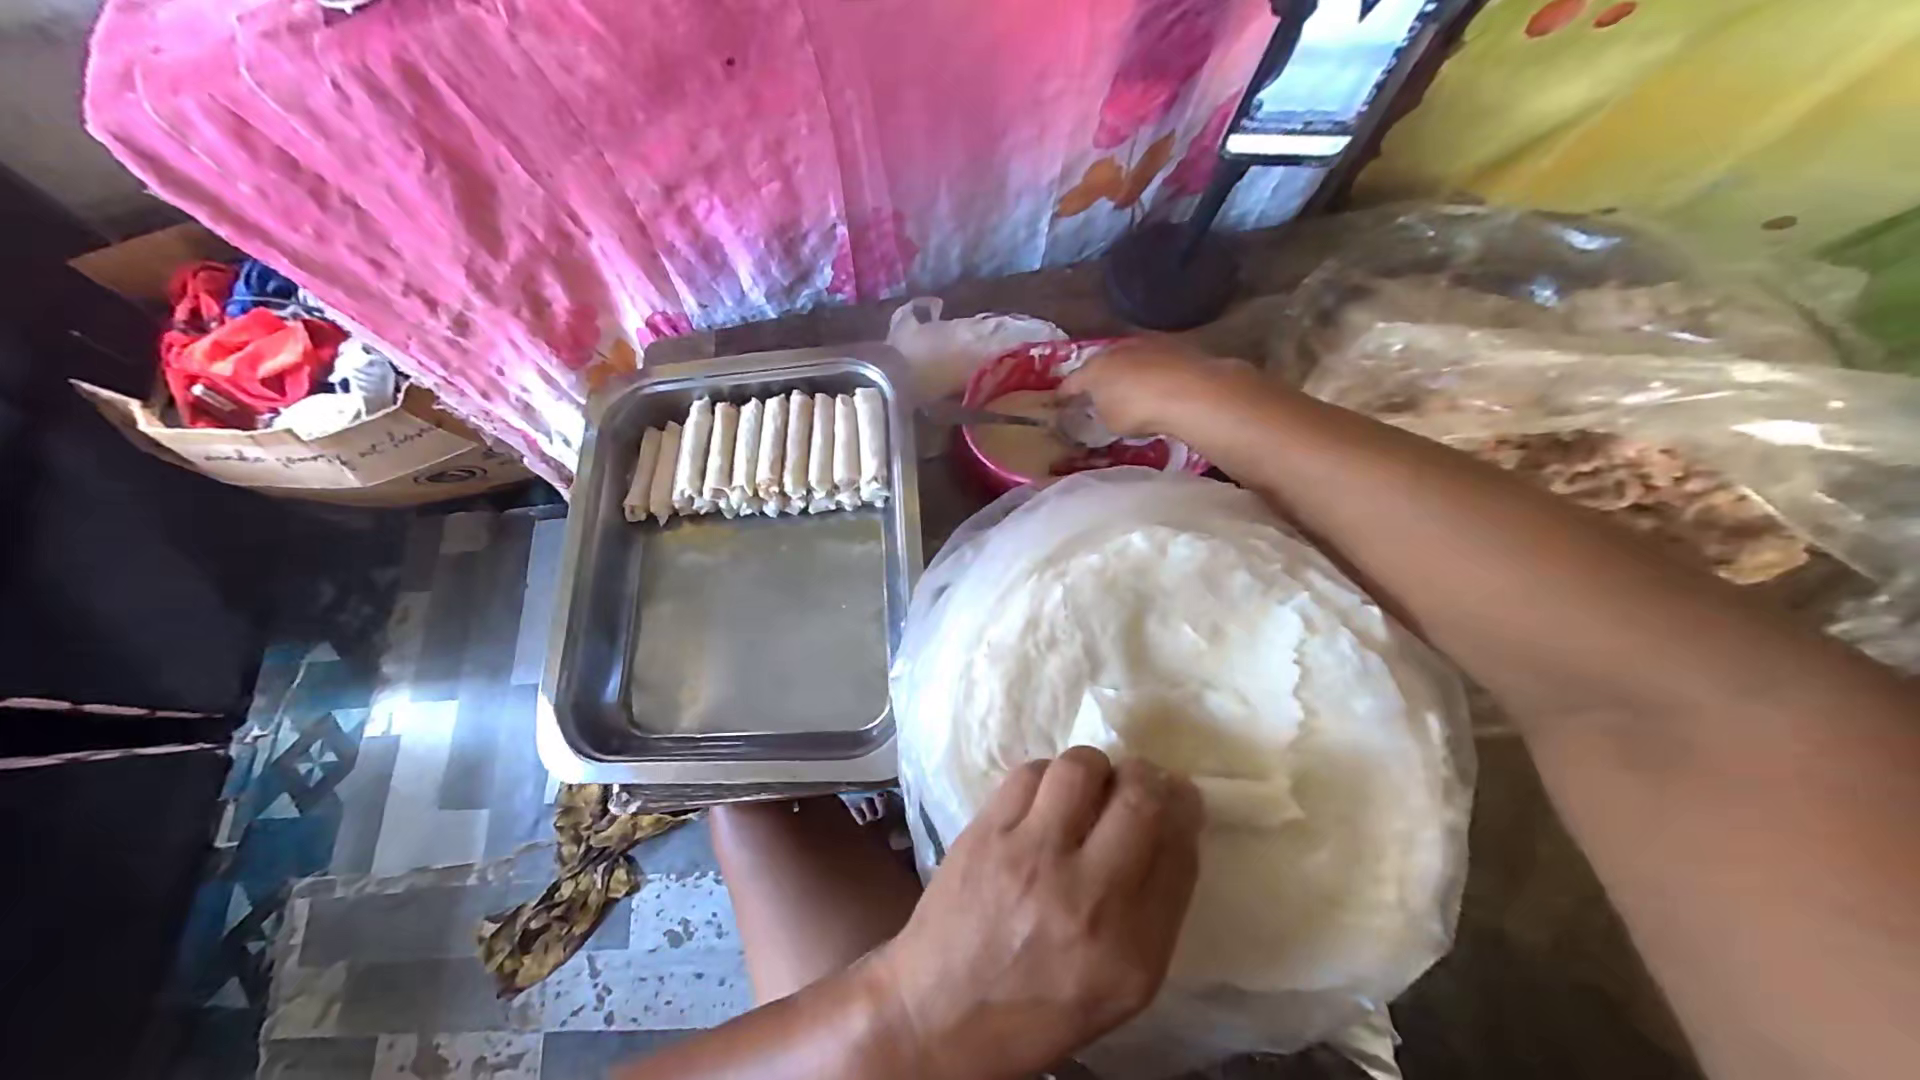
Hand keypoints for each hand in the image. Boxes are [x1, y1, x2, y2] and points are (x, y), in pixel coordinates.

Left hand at [863, 748, 1203, 1079]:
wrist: (940, 1013)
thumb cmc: (1039, 1007)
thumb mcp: (1120, 986)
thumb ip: (1156, 910)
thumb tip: (1172, 828)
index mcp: (1131, 950)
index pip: (1180, 852)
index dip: (1185, 810)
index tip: (1178, 797)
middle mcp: (1086, 897)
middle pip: (1140, 801)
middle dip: (1148, 777)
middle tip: (1138, 780)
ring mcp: (1030, 857)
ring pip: (1081, 768)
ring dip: (1095, 768)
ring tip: (1089, 785)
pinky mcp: (986, 832)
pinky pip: (1030, 772)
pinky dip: (1048, 775)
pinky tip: (1044, 797)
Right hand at [1060, 337, 1265, 438]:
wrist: (1189, 391)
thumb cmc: (1138, 411)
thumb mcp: (1110, 422)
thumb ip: (1101, 413)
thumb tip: (1103, 408)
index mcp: (1093, 369)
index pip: (1071, 382)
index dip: (1065, 394)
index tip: (1061, 401)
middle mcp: (1115, 349)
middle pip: (1100, 364)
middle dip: (1097, 378)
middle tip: (1096, 393)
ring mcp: (1145, 343)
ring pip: (1127, 358)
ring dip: (1125, 371)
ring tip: (1128, 388)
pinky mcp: (1173, 344)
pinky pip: (1153, 360)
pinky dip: (1150, 371)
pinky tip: (1156, 384)